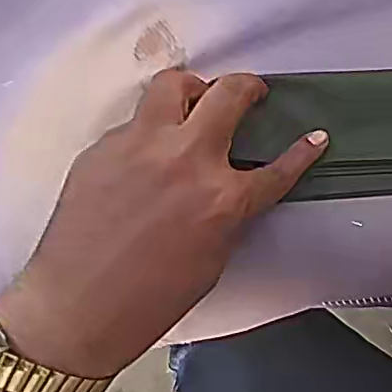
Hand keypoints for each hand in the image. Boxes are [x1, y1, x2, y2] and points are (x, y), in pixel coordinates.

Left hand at [0, 70, 325, 378]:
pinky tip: (148, 154)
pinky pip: (135, 121)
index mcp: (223, 199)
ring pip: (174, 84)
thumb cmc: (150, 297)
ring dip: (194, 88)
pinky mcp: (104, 148)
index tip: (314, 138)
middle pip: (229, 94)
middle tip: (251, 91)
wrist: (78, 306)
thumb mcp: (214, 257)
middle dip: (248, 86)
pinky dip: (150, 129)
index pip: (278, 167)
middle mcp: (187, 160)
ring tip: (196, 100)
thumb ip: (231, 214)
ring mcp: (141, 147)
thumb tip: (233, 189)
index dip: (303, 151)